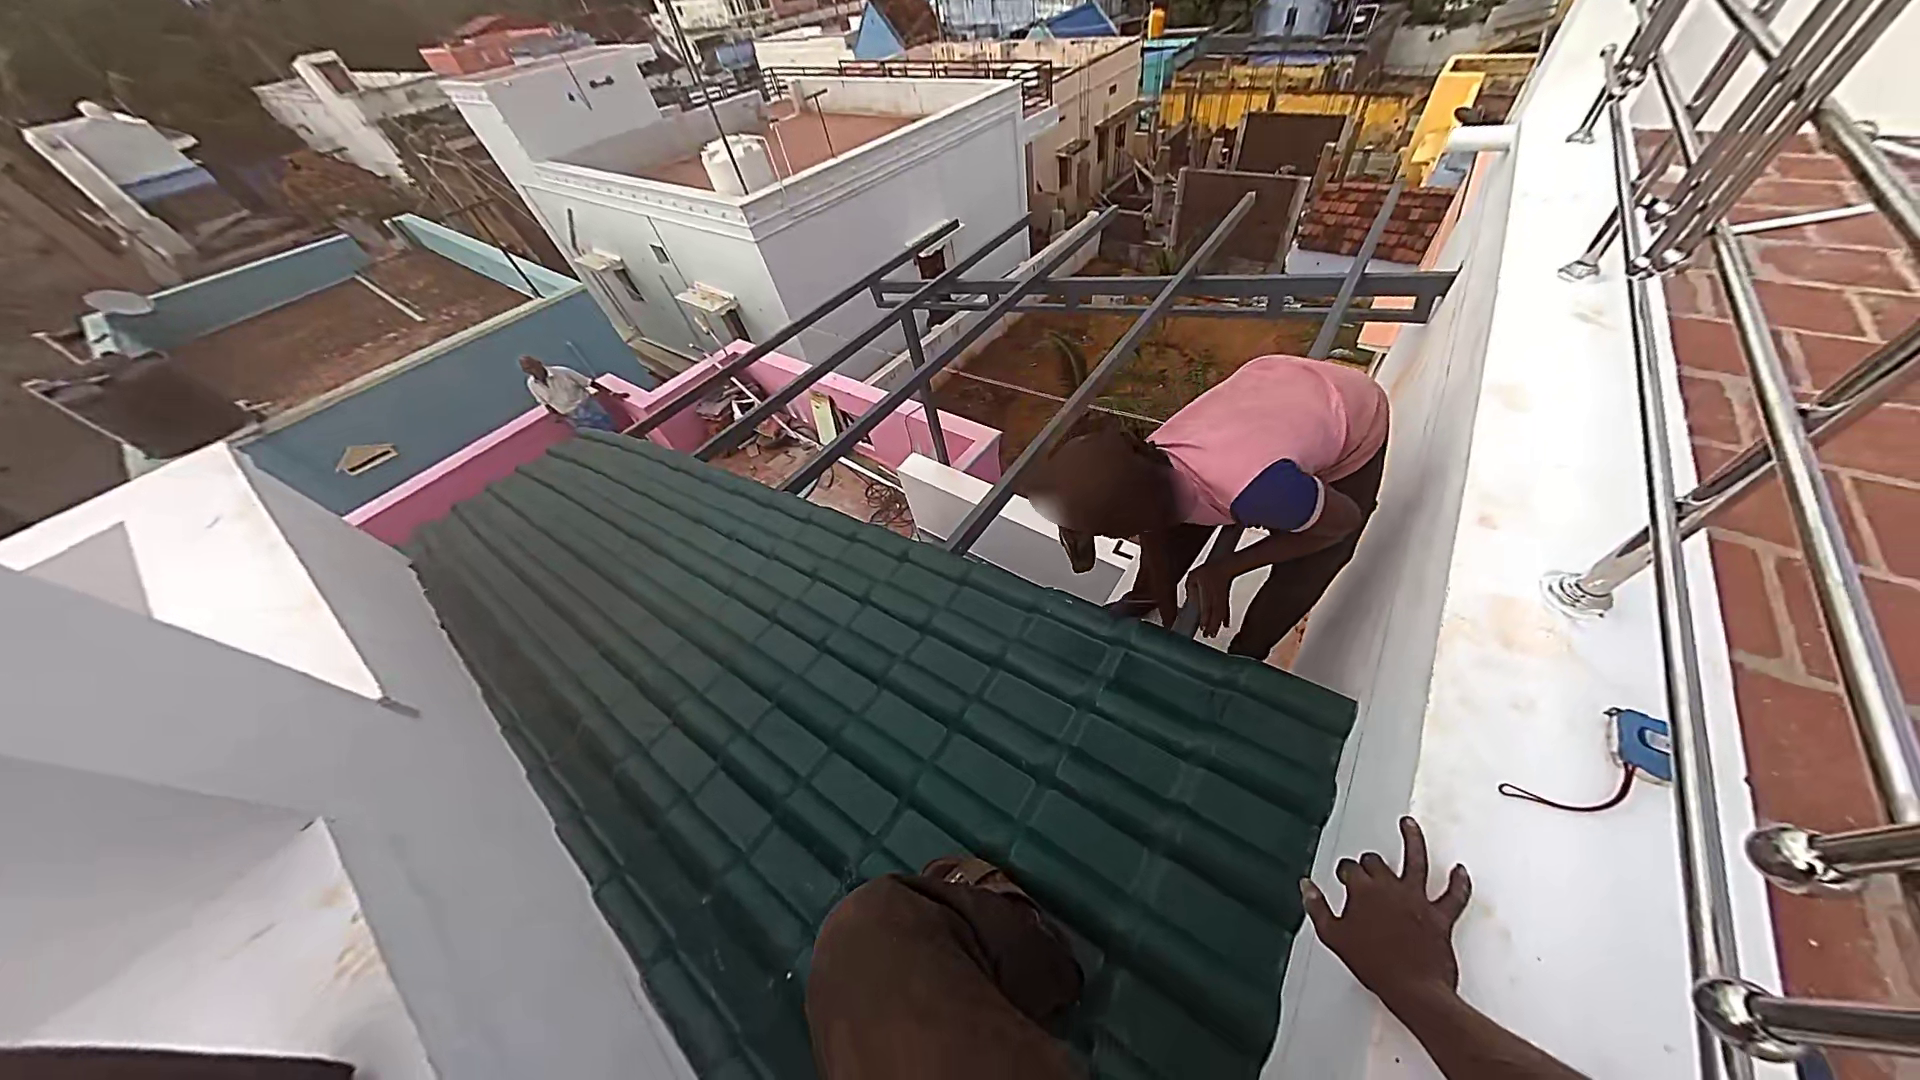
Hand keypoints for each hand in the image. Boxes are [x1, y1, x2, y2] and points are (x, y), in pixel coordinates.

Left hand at [1186, 562, 1232, 636]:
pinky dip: (1226, 618)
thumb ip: (1190, 587)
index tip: (1202, 627)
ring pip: (1221, 614)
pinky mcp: (1225, 599)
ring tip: (1213, 635)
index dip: (1205, 618)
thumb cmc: (1206, 571)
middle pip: (1214, 613)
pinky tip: (1225, 626)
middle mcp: (1216, 596)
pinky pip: (1226, 610)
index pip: (1207, 606)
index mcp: (1207, 591)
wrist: (1224, 566)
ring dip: (1217, 625)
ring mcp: (1222, 598)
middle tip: (1207, 636)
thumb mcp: (1193, 576)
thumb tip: (1188, 599)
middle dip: (1211, 626)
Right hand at [1302, 817, 1471, 1013]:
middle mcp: (1389, 888)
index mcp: (1362, 890)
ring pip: (1416, 861)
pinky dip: (1459, 883)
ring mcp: (1417, 900)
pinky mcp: (1440, 916)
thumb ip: (1316, 906)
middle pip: (1376, 862)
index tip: (1344, 878)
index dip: (1345, 873)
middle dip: (1369, 862)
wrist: (1414, 991)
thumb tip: (1306, 886)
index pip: (1349, 868)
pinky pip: (1453, 896)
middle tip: (1367, 868)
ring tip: (1409, 824)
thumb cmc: (1374, 965)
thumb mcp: (1333, 936)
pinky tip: (1460, 870)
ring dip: (1412, 839)